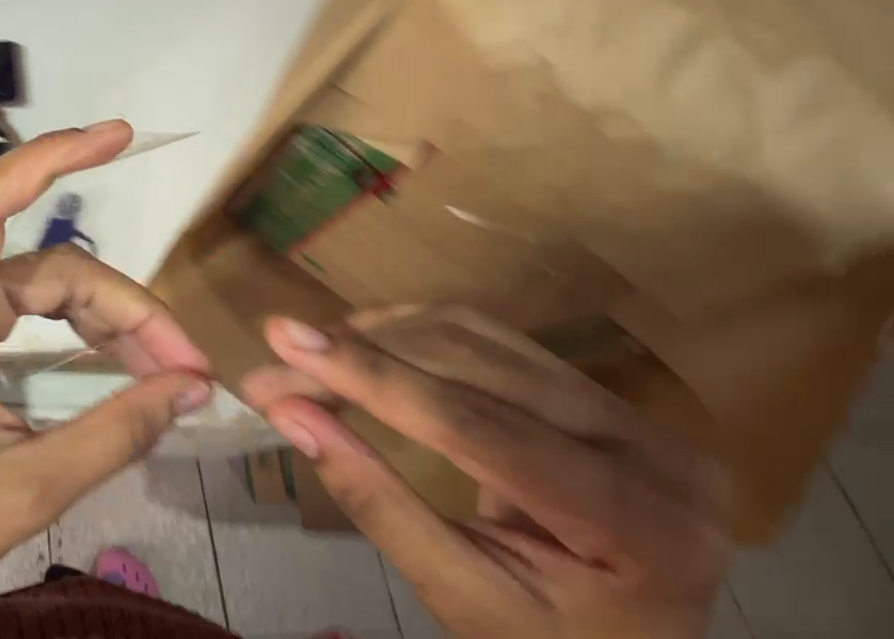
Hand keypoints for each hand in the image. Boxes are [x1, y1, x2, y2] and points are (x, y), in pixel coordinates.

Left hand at [0, 122, 213, 632]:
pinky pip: (29, 309)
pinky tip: (123, 357)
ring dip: (110, 318)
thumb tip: (192, 386)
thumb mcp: (31, 486)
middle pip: (49, 266)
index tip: (115, 135)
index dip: (46, 159)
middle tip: (189, 364)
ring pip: (45, 285)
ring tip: (171, 369)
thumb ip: (115, 431)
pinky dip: (80, 327)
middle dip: (124, 303)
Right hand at [240, 306, 730, 638]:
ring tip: (307, 351)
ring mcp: (632, 413)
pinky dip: (410, 333)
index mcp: (640, 524)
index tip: (285, 341)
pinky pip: (490, 338)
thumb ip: (376, 501)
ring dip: (380, 334)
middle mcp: (652, 449)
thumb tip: (287, 412)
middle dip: (361, 355)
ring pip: (478, 337)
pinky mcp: (597, 392)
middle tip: (275, 361)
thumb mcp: (460, 594)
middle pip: (474, 367)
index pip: (478, 425)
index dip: (373, 378)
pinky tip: (361, 344)